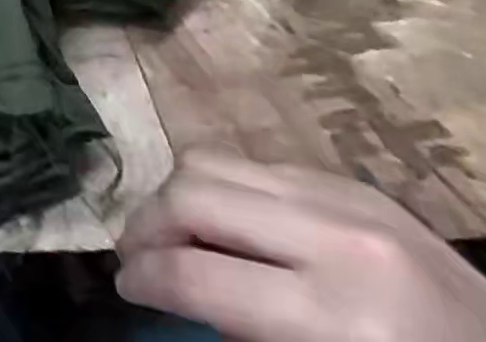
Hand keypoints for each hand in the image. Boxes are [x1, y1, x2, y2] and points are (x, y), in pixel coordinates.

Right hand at [116, 151, 485, 341]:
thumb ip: (241, 326)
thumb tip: (173, 285)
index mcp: (340, 315)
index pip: (195, 273)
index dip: (143, 277)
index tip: (126, 285)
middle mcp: (340, 238)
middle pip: (192, 191)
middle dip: (147, 224)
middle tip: (139, 257)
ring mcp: (351, 199)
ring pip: (212, 160)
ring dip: (178, 196)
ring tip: (176, 234)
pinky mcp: (359, 186)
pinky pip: (257, 166)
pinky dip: (225, 190)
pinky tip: (233, 226)